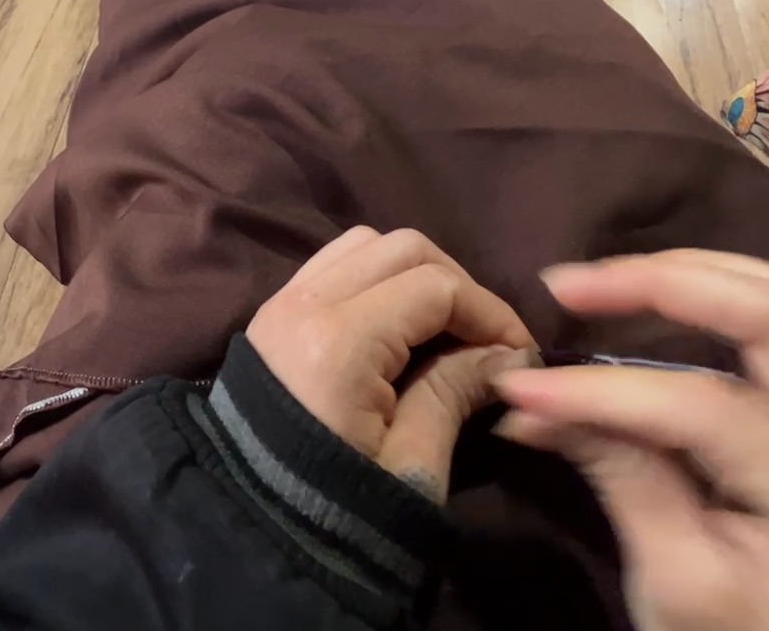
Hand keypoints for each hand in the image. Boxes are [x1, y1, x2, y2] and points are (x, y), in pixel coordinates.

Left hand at [247, 226, 534, 501]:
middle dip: (456, 283)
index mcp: (340, 341)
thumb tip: (507, 353)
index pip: (435, 286)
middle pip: (401, 247)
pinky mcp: (272, 309)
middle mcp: (307, 301)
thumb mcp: (411, 465)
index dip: (489, 312)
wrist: (249, 524)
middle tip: (484, 337)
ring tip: (441, 325)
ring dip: (412, 271)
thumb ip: (455, 391)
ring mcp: (283, 298)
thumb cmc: (336, 508)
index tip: (519, 352)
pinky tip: (395, 319)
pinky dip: (374, 274)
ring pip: (364, 243)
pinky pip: (334, 262)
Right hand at [496, 250, 768, 630]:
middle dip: (665, 283)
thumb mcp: (680, 594)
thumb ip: (620, 476)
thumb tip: (528, 400)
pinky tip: (660, 304)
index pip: (717, 414)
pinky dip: (718, 300)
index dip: (606, 389)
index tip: (522, 384)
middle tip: (570, 286)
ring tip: (607, 285)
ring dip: (694, 278)